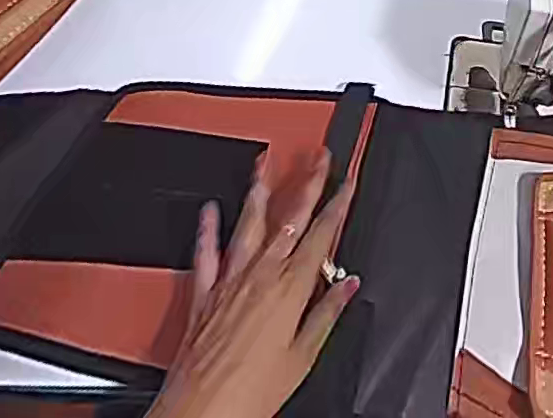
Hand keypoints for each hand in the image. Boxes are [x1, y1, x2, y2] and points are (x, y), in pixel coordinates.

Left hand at [148, 149, 358, 417]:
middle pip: (292, 217)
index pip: (323, 232)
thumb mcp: (303, 357)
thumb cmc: (250, 395)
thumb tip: (348, 285)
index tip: (348, 181)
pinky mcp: (203, 296)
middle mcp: (262, 275)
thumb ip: (327, 314)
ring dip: (259, 193)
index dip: (339, 202)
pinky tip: (209, 210)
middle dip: (310, 182)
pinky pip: (206, 255)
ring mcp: (231, 281)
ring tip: (264, 167)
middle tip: (320, 157)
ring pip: (250, 225)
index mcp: (291, 287)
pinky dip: (207, 230)